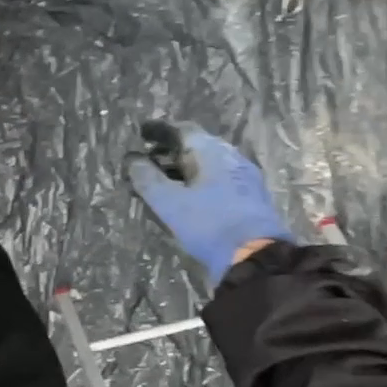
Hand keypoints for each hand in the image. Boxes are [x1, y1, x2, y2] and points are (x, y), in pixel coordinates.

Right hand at [128, 126, 292, 285]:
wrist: (255, 256)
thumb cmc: (207, 223)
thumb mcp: (168, 202)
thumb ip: (146, 178)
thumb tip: (131, 159)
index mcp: (211, 152)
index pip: (183, 130)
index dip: (159, 130)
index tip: (141, 134)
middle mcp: (230, 158)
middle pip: (196, 147)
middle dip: (168, 152)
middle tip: (146, 161)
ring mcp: (243, 178)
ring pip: (206, 165)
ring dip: (181, 170)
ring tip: (161, 184)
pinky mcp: (248, 199)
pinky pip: (216, 181)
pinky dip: (196, 183)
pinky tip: (186, 199)